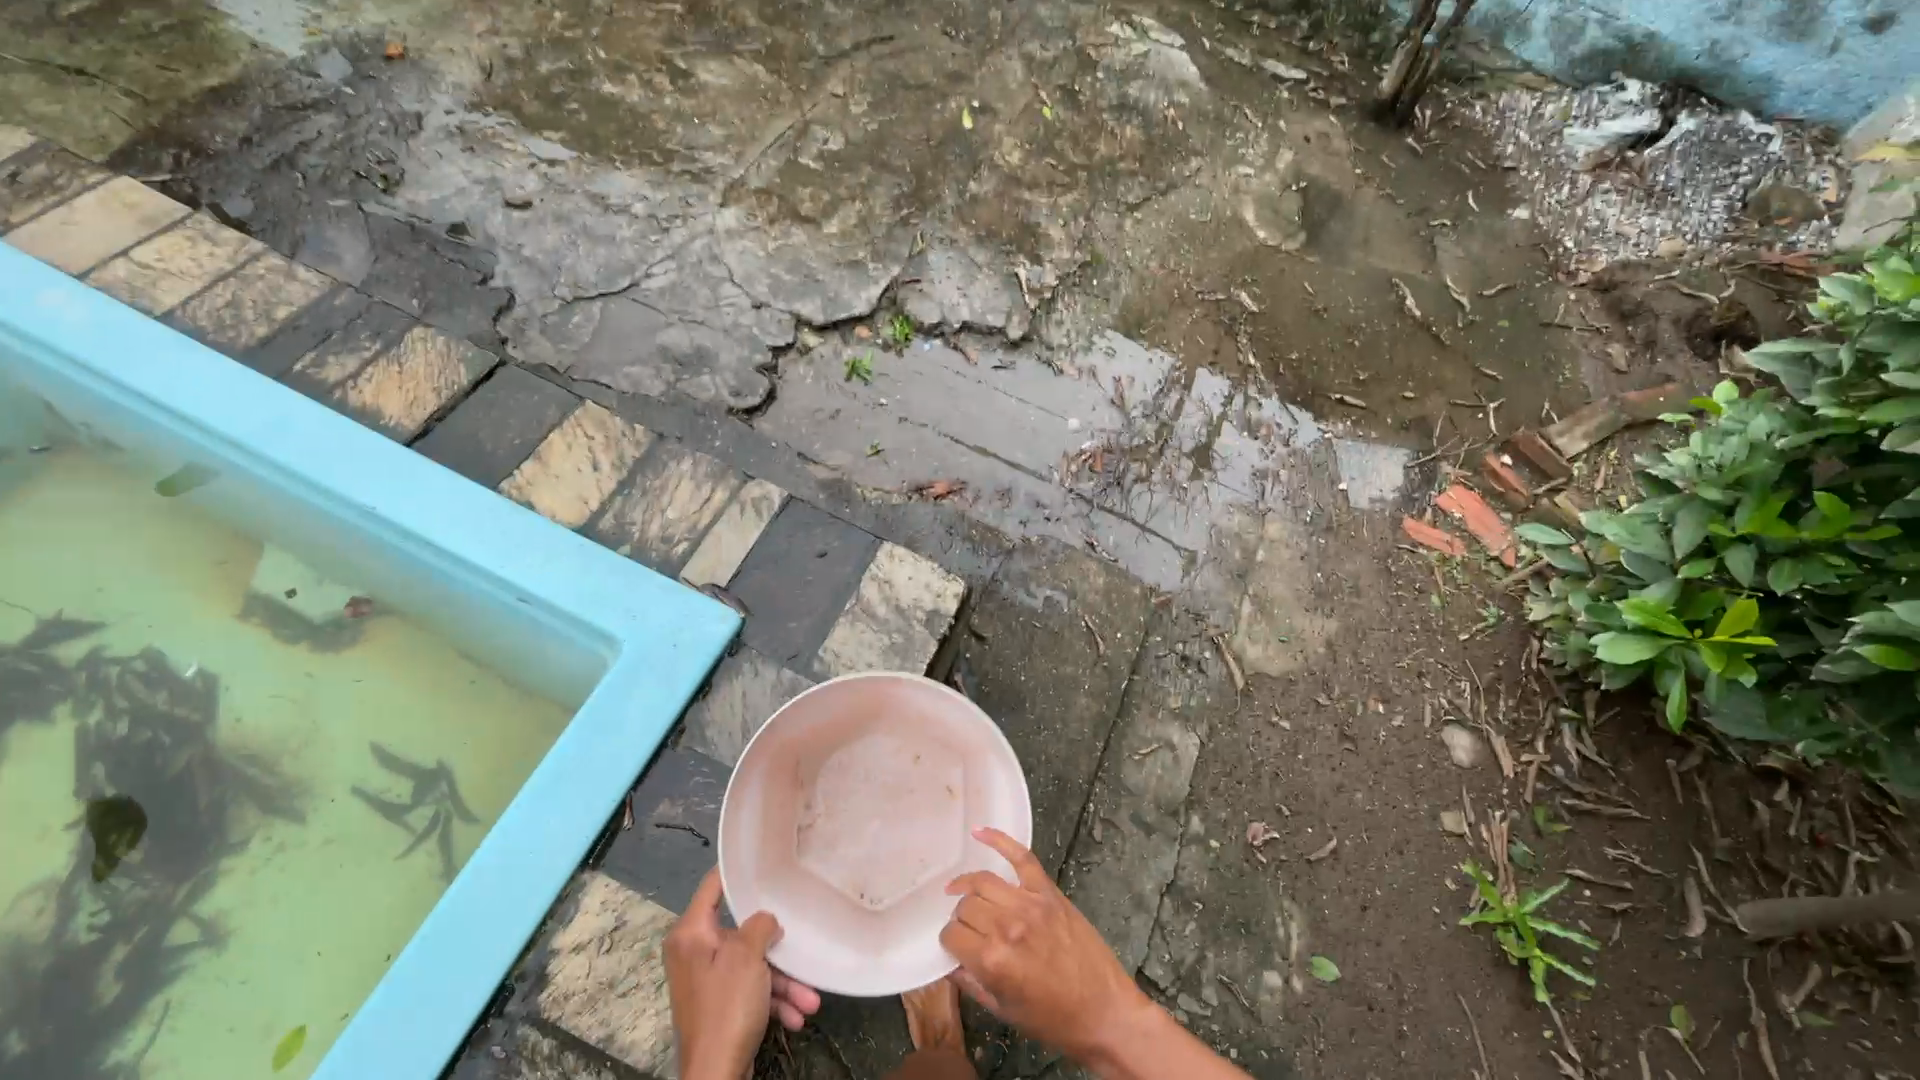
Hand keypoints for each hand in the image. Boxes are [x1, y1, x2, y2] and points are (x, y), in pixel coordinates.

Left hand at [666, 870, 821, 1079]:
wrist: (715, 1077)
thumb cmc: (726, 1008)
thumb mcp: (747, 957)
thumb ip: (759, 926)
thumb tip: (765, 920)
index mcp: (691, 934)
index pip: (712, 886)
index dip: (737, 871)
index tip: (764, 859)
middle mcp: (694, 953)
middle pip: (741, 932)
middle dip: (777, 947)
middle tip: (801, 943)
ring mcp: (707, 981)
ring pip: (752, 966)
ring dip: (783, 982)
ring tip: (811, 999)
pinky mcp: (719, 1007)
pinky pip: (751, 992)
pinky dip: (773, 1002)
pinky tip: (797, 1016)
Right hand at [939, 827, 1151, 1062]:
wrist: (1104, 1013)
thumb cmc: (1053, 1020)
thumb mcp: (1003, 1011)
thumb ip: (970, 983)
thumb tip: (948, 962)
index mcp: (992, 960)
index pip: (951, 935)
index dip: (949, 942)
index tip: (956, 947)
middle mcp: (1007, 926)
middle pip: (966, 906)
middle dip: (960, 917)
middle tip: (968, 929)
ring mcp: (1030, 904)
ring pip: (984, 881)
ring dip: (968, 886)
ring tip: (960, 891)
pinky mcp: (1050, 893)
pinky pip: (1021, 857)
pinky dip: (999, 840)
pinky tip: (979, 832)